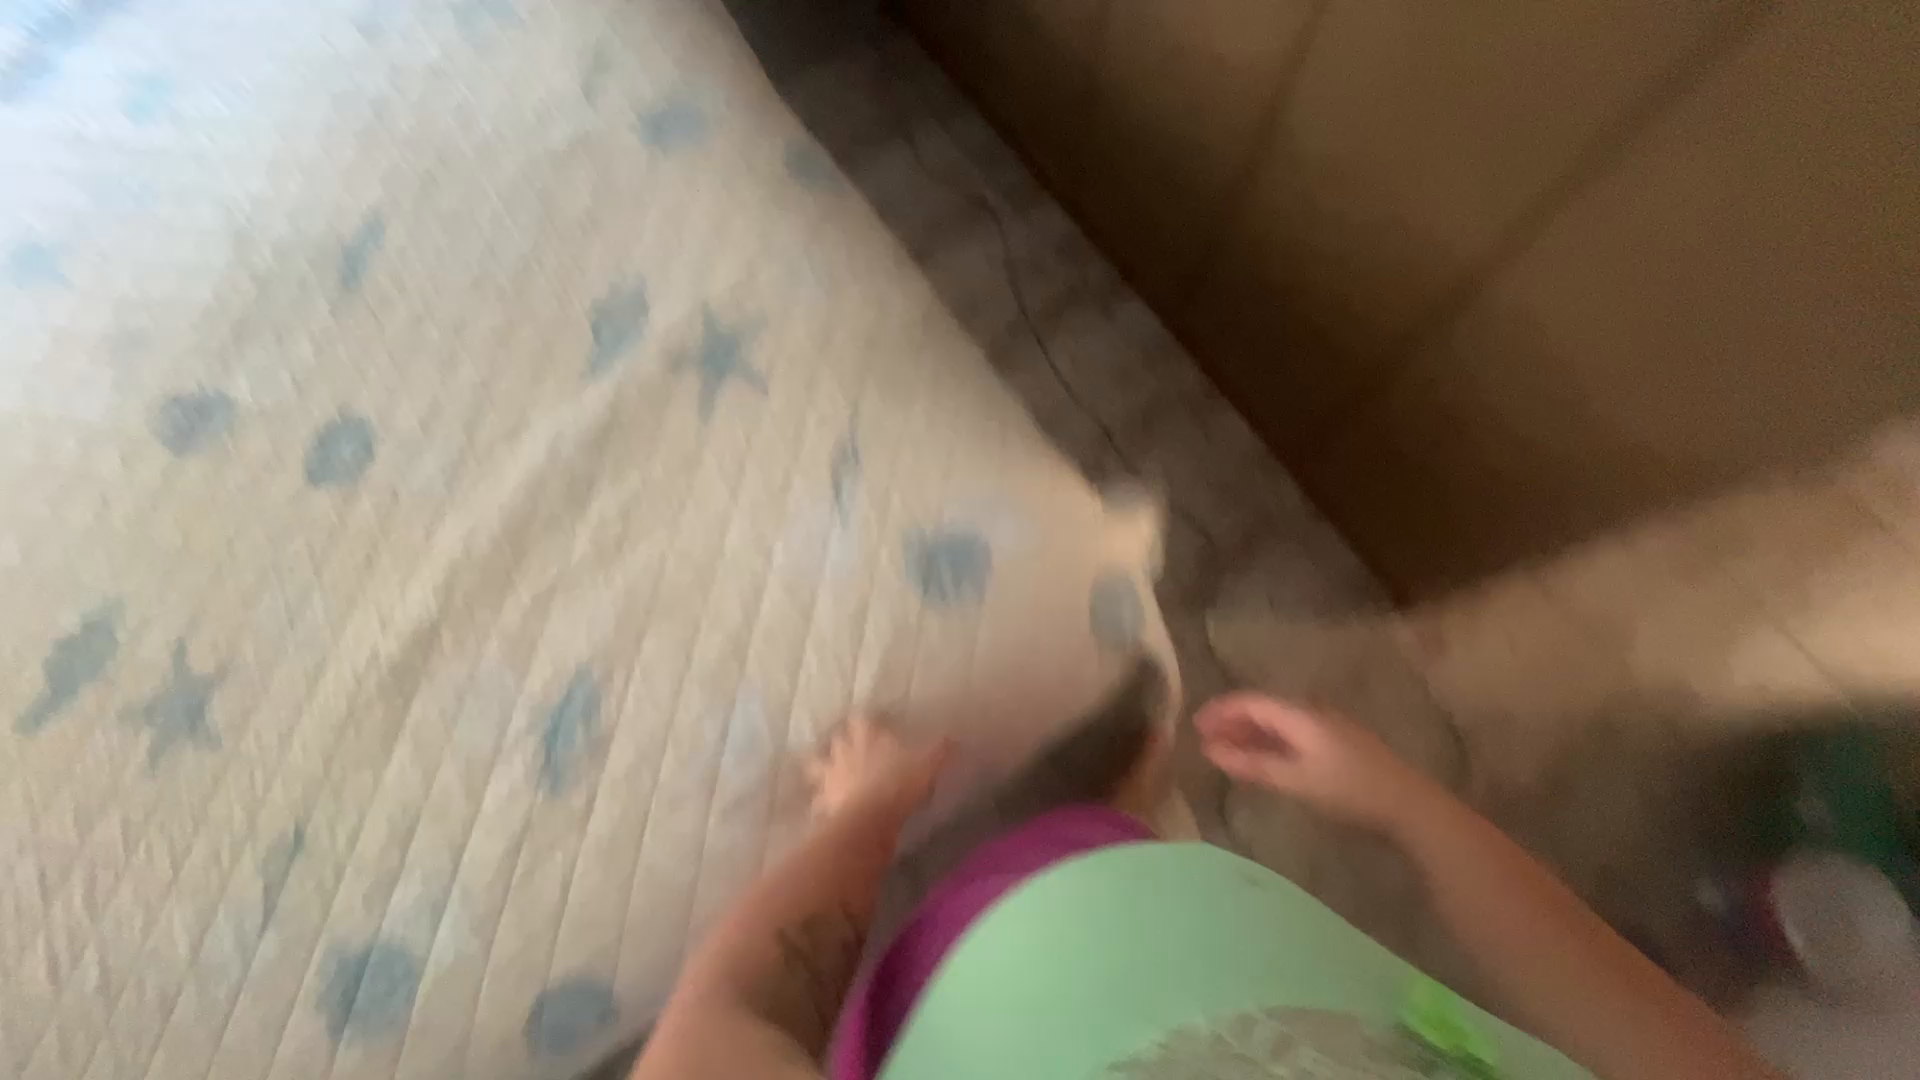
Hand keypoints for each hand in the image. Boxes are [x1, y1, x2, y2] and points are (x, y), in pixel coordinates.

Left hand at [805, 711, 949, 819]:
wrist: (869, 821)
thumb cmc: (899, 785)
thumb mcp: (928, 765)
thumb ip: (940, 750)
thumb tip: (955, 737)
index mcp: (867, 736)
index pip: (861, 718)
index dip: (866, 719)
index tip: (874, 721)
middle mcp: (844, 751)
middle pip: (837, 738)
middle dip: (842, 740)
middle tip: (852, 745)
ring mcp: (830, 777)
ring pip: (817, 765)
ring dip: (821, 766)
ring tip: (829, 771)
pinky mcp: (824, 802)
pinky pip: (819, 800)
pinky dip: (822, 802)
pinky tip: (826, 806)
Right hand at [1195, 692, 1441, 832]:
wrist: (1409, 804)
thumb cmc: (1349, 790)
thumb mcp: (1294, 779)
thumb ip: (1251, 764)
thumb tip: (1210, 751)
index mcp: (1299, 714)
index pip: (1250, 702)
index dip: (1220, 711)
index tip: (1195, 726)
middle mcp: (1311, 712)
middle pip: (1262, 708)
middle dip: (1231, 722)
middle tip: (1206, 741)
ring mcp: (1326, 726)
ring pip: (1277, 722)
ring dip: (1249, 733)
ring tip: (1227, 750)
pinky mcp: (1337, 742)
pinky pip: (1291, 733)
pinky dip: (1269, 742)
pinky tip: (1262, 758)